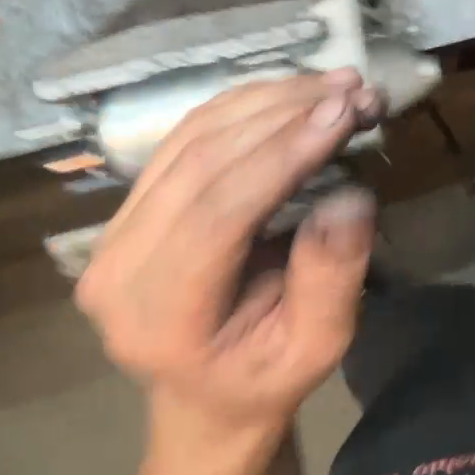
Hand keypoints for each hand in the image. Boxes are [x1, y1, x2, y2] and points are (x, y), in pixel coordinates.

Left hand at [76, 71, 381, 443]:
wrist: (210, 392)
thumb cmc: (268, 372)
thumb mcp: (319, 345)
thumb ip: (331, 276)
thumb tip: (351, 197)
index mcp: (157, 315)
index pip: (218, 213)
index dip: (284, 153)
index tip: (348, 109)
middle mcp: (118, 264)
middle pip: (203, 161)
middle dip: (288, 113)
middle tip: (358, 90)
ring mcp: (116, 227)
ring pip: (195, 134)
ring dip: (273, 97)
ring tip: (341, 83)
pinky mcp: (133, 202)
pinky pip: (189, 132)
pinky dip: (250, 101)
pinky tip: (300, 90)